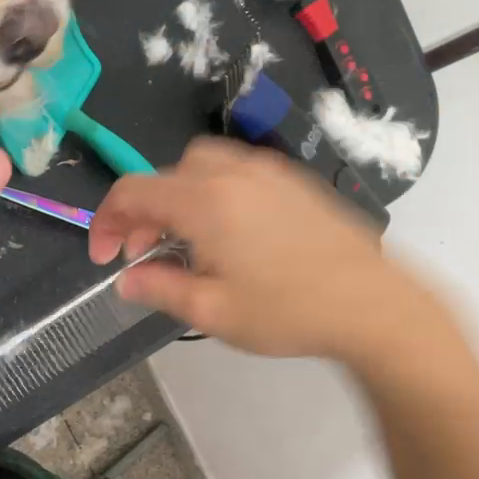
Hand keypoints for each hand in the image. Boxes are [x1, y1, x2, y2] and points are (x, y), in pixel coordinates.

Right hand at [89, 138, 444, 362]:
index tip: (105, 259)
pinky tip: (226, 237)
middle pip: (165, 174)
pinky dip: (211, 194)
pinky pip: (234, 173)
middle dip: (142, 212)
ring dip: (177, 199)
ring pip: (200, 167)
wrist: (373, 304)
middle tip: (146, 255)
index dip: (106, 223)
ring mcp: (268, 174)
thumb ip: (159, 289)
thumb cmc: (286, 312)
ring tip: (185, 244)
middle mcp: (233, 175)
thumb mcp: (210, 311)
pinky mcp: (292, 183)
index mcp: (206, 202)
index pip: (132, 192)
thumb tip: (126, 279)